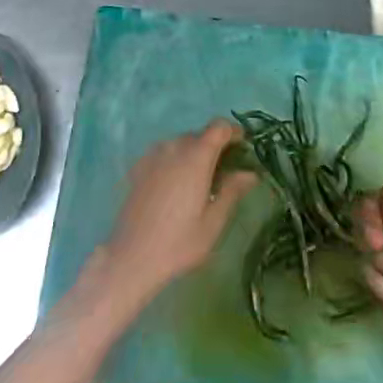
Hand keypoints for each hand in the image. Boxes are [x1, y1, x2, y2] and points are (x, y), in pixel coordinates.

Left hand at [92, 120, 259, 303]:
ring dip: (195, 155)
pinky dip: (176, 161)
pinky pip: (165, 153)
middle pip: (201, 135)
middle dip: (216, 148)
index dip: (235, 133)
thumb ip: (233, 191)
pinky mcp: (139, 165)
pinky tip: (176, 189)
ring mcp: (153, 154)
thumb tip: (250, 172)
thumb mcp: (213, 222)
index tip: (243, 150)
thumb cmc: (179, 242)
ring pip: (182, 143)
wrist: (131, 256)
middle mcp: (174, 146)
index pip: (220, 126)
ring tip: (201, 185)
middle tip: (226, 175)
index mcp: (195, 156)